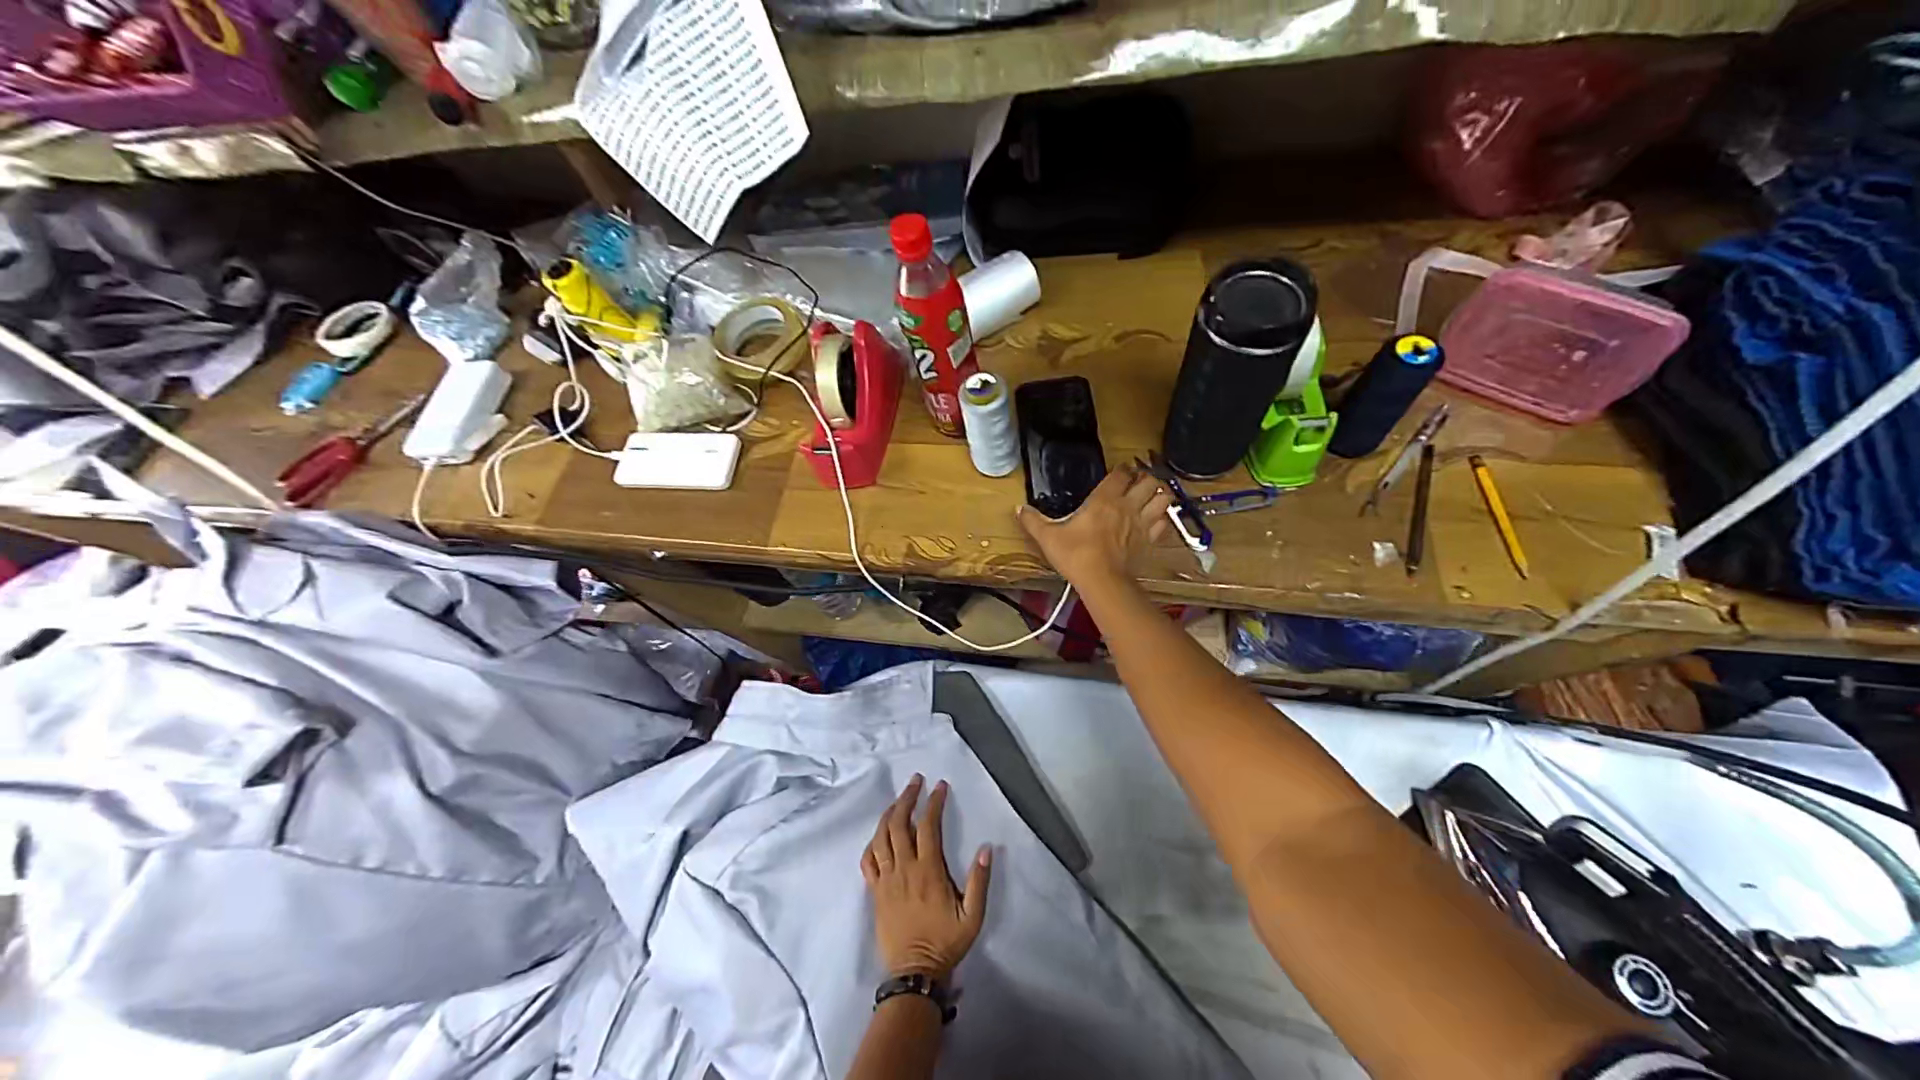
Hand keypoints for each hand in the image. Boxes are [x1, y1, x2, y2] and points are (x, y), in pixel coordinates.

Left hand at [861, 775, 990, 980]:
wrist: (914, 972)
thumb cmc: (946, 942)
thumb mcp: (973, 916)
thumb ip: (980, 881)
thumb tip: (987, 848)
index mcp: (928, 870)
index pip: (928, 826)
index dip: (934, 802)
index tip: (940, 786)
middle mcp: (904, 868)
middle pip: (900, 823)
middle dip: (907, 797)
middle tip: (915, 781)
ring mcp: (886, 879)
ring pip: (881, 836)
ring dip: (889, 813)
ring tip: (899, 799)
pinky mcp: (875, 891)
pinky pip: (868, 859)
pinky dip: (872, 841)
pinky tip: (879, 833)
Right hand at [1016, 464, 1172, 591]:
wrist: (1101, 582)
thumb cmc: (1076, 555)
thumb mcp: (1048, 536)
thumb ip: (1033, 520)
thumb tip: (1019, 509)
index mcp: (1104, 499)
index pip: (1122, 473)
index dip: (1123, 469)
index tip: (1119, 471)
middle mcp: (1127, 506)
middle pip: (1149, 481)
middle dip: (1146, 477)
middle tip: (1139, 480)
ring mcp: (1141, 523)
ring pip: (1163, 499)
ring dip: (1160, 494)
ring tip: (1152, 495)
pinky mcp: (1148, 541)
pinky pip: (1164, 523)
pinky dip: (1163, 518)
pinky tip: (1156, 520)